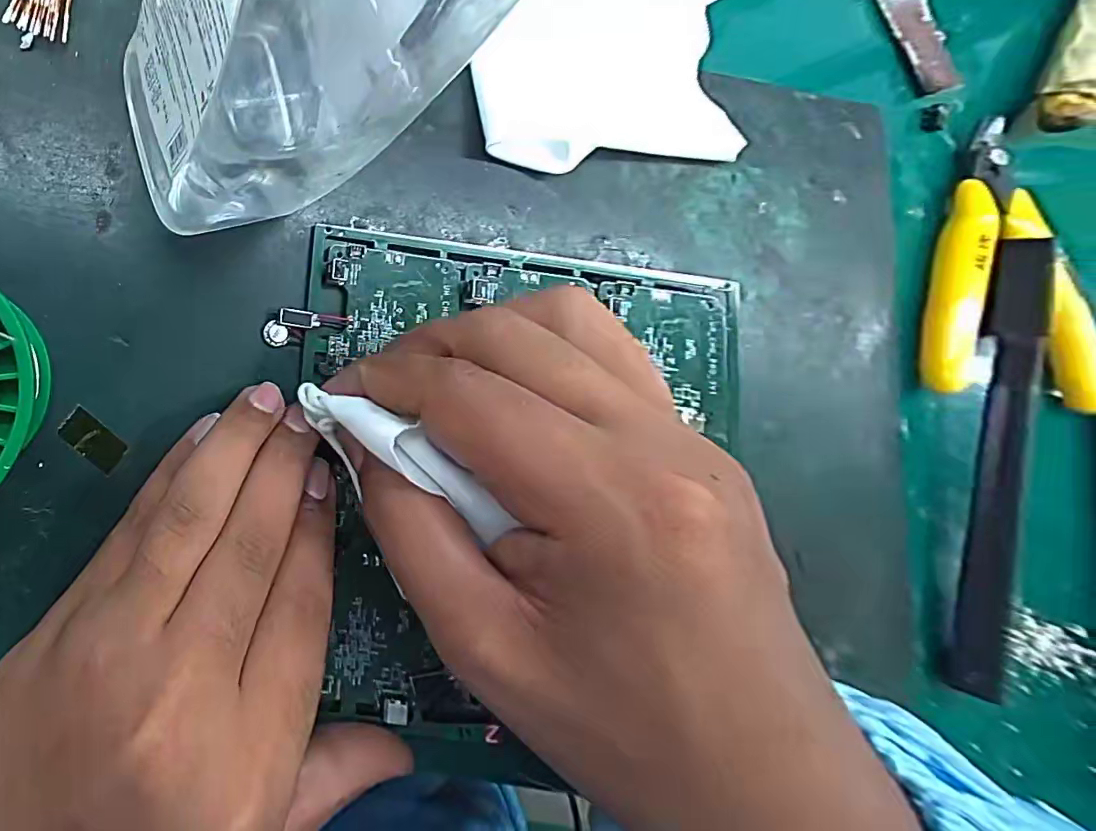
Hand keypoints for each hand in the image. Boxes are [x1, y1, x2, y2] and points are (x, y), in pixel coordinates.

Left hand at [0, 383, 348, 830]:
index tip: (327, 482)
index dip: (316, 536)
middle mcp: (185, 680)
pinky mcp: (72, 608)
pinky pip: (133, 525)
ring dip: (228, 450)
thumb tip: (398, 747)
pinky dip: (169, 473)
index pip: (299, 613)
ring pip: (189, 521)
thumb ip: (321, 781)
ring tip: (259, 403)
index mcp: (243, 749)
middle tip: (303, 419)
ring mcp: (119, 635)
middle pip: (247, 550)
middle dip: (280, 471)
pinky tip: (197, 437)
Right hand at [327, 287, 916, 830]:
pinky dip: (532, 344)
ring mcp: (687, 430)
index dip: (383, 382)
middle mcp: (659, 440)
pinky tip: (507, 392)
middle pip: (507, 337)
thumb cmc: (611, 724)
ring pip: (558, 318)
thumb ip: (404, 523)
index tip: (335, 397)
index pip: (466, 393)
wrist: (765, 783)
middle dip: (418, 351)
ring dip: (477, 337)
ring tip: (438, 386)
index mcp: (611, 500)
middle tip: (375, 396)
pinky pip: (600, 345)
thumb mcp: (473, 639)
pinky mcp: (693, 436)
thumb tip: (366, 439)